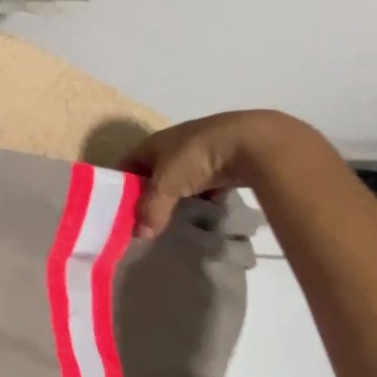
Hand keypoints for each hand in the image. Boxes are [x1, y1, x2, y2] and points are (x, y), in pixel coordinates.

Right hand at [121, 110, 327, 236]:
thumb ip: (152, 210)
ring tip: (178, 214)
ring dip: (180, 193)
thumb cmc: (198, 157)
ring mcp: (204, 149)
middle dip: (152, 191)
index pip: (128, 163)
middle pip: (155, 170)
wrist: (255, 141)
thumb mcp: (167, 185)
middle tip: (149, 216)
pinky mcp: (228, 158)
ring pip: (184, 175)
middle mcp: (176, 143)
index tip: (121, 207)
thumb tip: (139, 235)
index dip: (121, 183)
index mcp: (154, 142)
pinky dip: (207, 192)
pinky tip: (209, 205)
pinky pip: (210, 179)